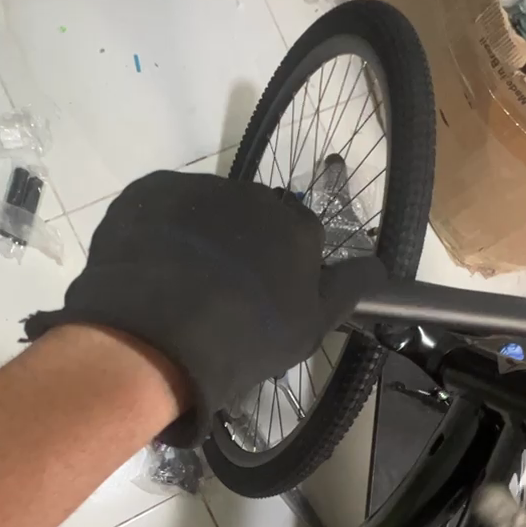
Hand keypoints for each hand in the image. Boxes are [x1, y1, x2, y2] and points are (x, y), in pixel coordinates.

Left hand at [25, 170, 386, 444]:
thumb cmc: (246, 338)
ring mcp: (197, 189)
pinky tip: (147, 270)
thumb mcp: (311, 327)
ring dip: (195, 240)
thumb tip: (379, 266)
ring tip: (175, 289)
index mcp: (296, 226)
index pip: (297, 237)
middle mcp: (252, 195)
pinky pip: (157, 210)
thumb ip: (346, 290)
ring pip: (202, 213)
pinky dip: (155, 234)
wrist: (158, 336)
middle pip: (249, 219)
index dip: (279, 270)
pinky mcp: (148, 191)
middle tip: (216, 297)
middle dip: (238, 249)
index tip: (260, 301)